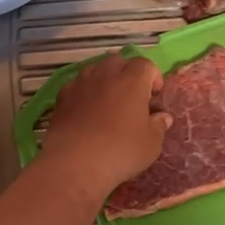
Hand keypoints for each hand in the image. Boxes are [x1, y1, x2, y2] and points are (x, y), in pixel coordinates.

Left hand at [38, 53, 170, 194]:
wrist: (76, 161)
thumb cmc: (121, 150)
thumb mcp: (151, 144)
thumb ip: (158, 126)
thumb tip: (162, 117)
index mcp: (132, 79)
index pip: (146, 65)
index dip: (152, 78)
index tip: (154, 96)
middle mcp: (106, 73)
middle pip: (118, 62)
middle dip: (126, 74)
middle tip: (131, 97)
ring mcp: (81, 82)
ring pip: (95, 70)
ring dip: (104, 81)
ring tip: (107, 103)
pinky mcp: (62, 96)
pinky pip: (77, 86)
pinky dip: (84, 93)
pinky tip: (85, 112)